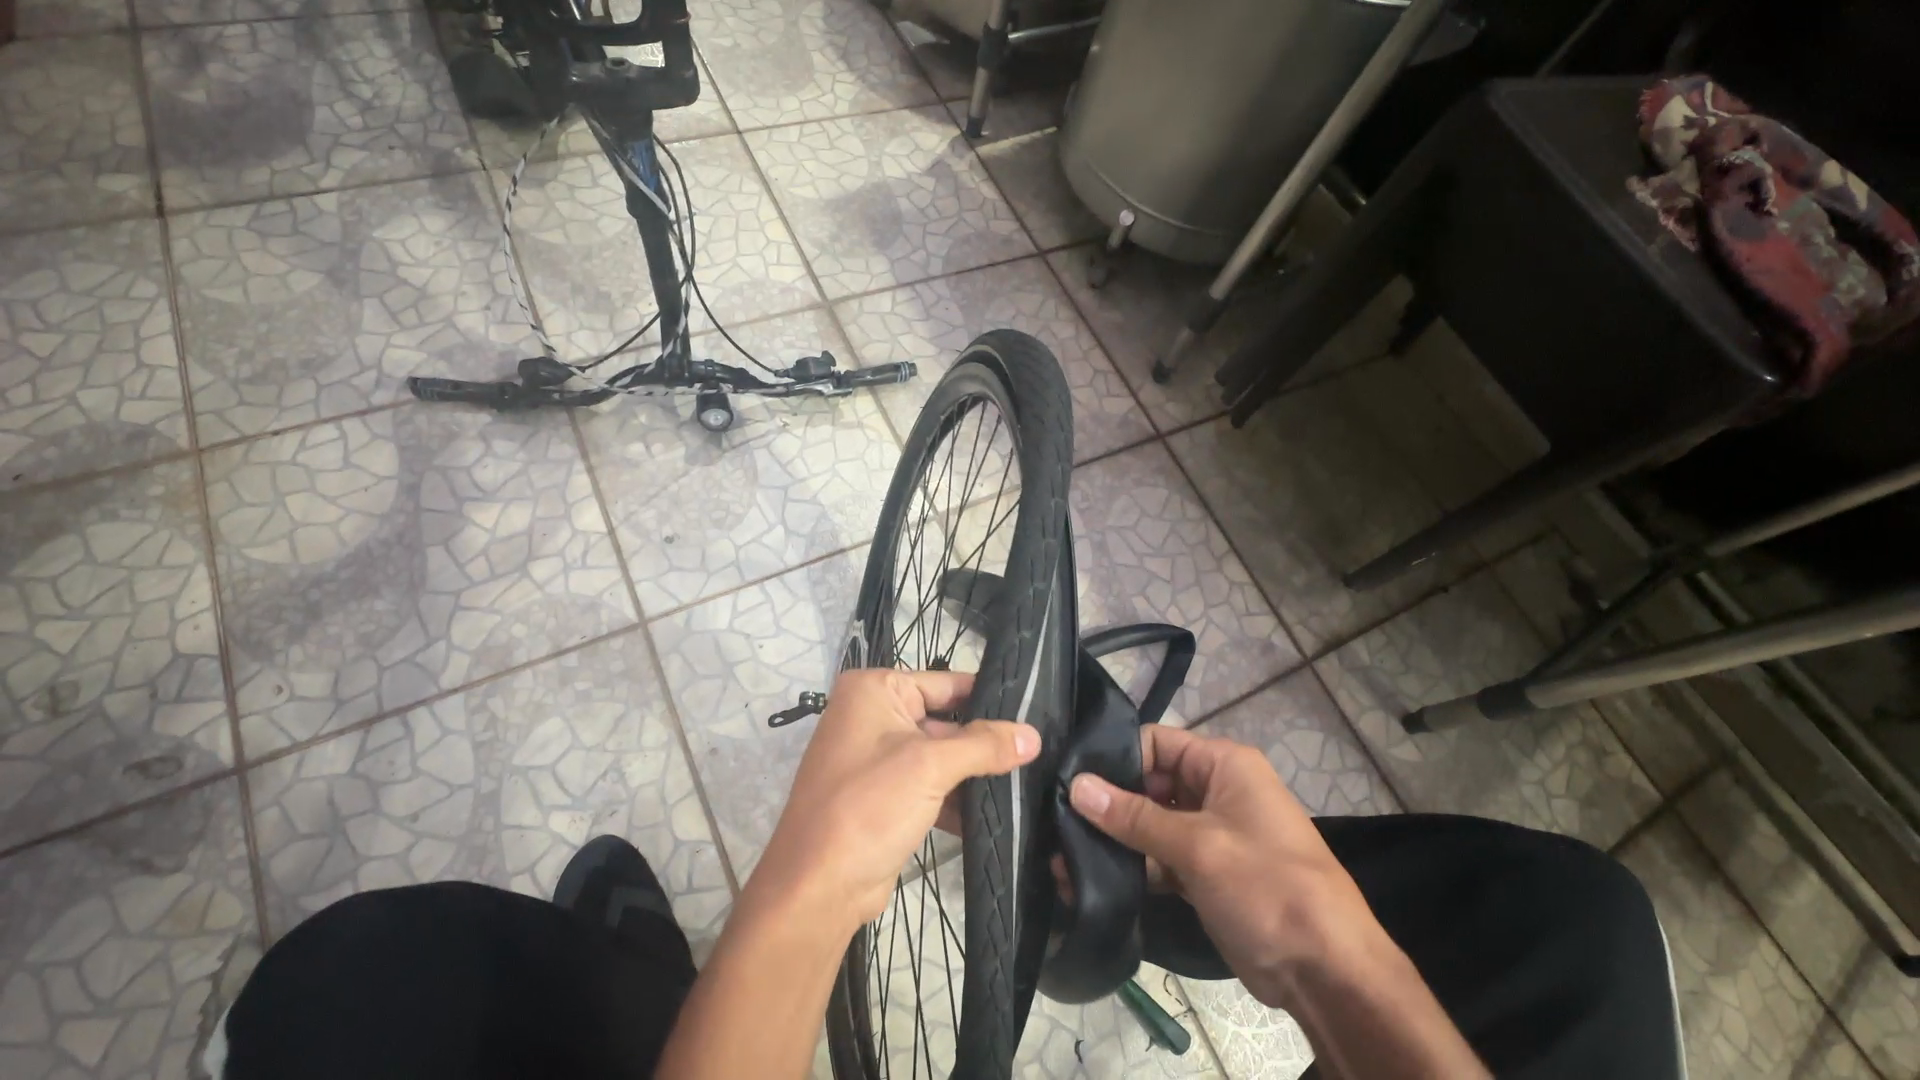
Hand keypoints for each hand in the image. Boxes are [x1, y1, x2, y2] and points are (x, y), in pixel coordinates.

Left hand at [754, 669, 1039, 931]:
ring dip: (976, 774)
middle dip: (986, 741)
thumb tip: (1033, 735)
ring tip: (1032, 780)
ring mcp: (877, 760)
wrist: (818, 887)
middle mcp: (872, 716)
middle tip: (1041, 750)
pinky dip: (959, 799)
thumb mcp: (930, 767)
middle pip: (945, 721)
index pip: (945, 682)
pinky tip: (1000, 813)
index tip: (1036, 710)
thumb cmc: (868, 807)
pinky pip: (931, 787)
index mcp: (874, 691)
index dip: (989, 698)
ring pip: (941, 757)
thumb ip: (984, 746)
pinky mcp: (885, 798)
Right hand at [1068, 725, 1373, 1008]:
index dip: (1115, 759)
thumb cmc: (1267, 888)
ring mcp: (1211, 834)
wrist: (1325, 970)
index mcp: (1225, 765)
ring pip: (1150, 823)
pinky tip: (1088, 880)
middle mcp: (1217, 790)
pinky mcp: (1204, 872)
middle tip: (1056, 821)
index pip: (1156, 743)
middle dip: (1108, 801)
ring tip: (1062, 855)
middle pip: (1149, 782)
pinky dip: (1131, 866)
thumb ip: (1134, 816)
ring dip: (1114, 838)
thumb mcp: (1198, 846)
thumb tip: (1076, 786)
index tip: (1069, 782)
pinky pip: (1159, 857)